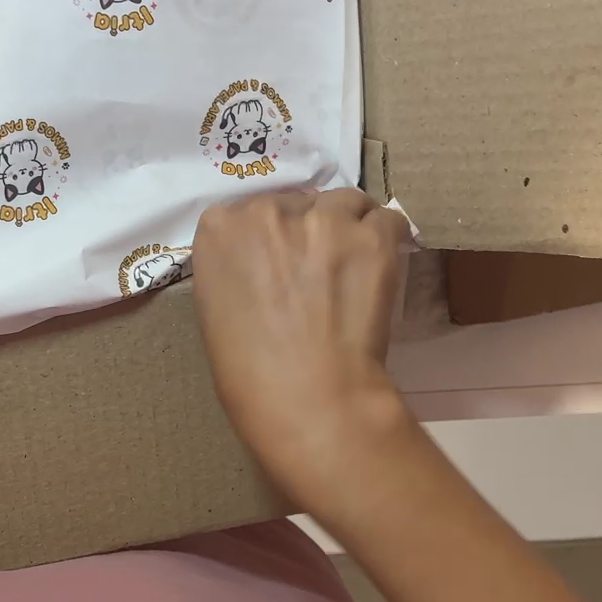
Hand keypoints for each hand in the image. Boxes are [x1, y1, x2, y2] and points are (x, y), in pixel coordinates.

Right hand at [191, 187, 409, 509]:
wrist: (303, 397)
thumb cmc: (246, 373)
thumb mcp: (216, 311)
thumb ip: (236, 271)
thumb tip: (266, 267)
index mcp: (217, 231)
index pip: (246, 212)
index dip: (266, 239)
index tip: (273, 267)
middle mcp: (267, 212)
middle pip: (296, 203)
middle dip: (304, 231)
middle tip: (312, 276)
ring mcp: (323, 220)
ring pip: (344, 203)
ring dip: (346, 230)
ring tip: (347, 273)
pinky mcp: (372, 235)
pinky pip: (386, 221)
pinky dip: (383, 243)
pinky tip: (374, 275)